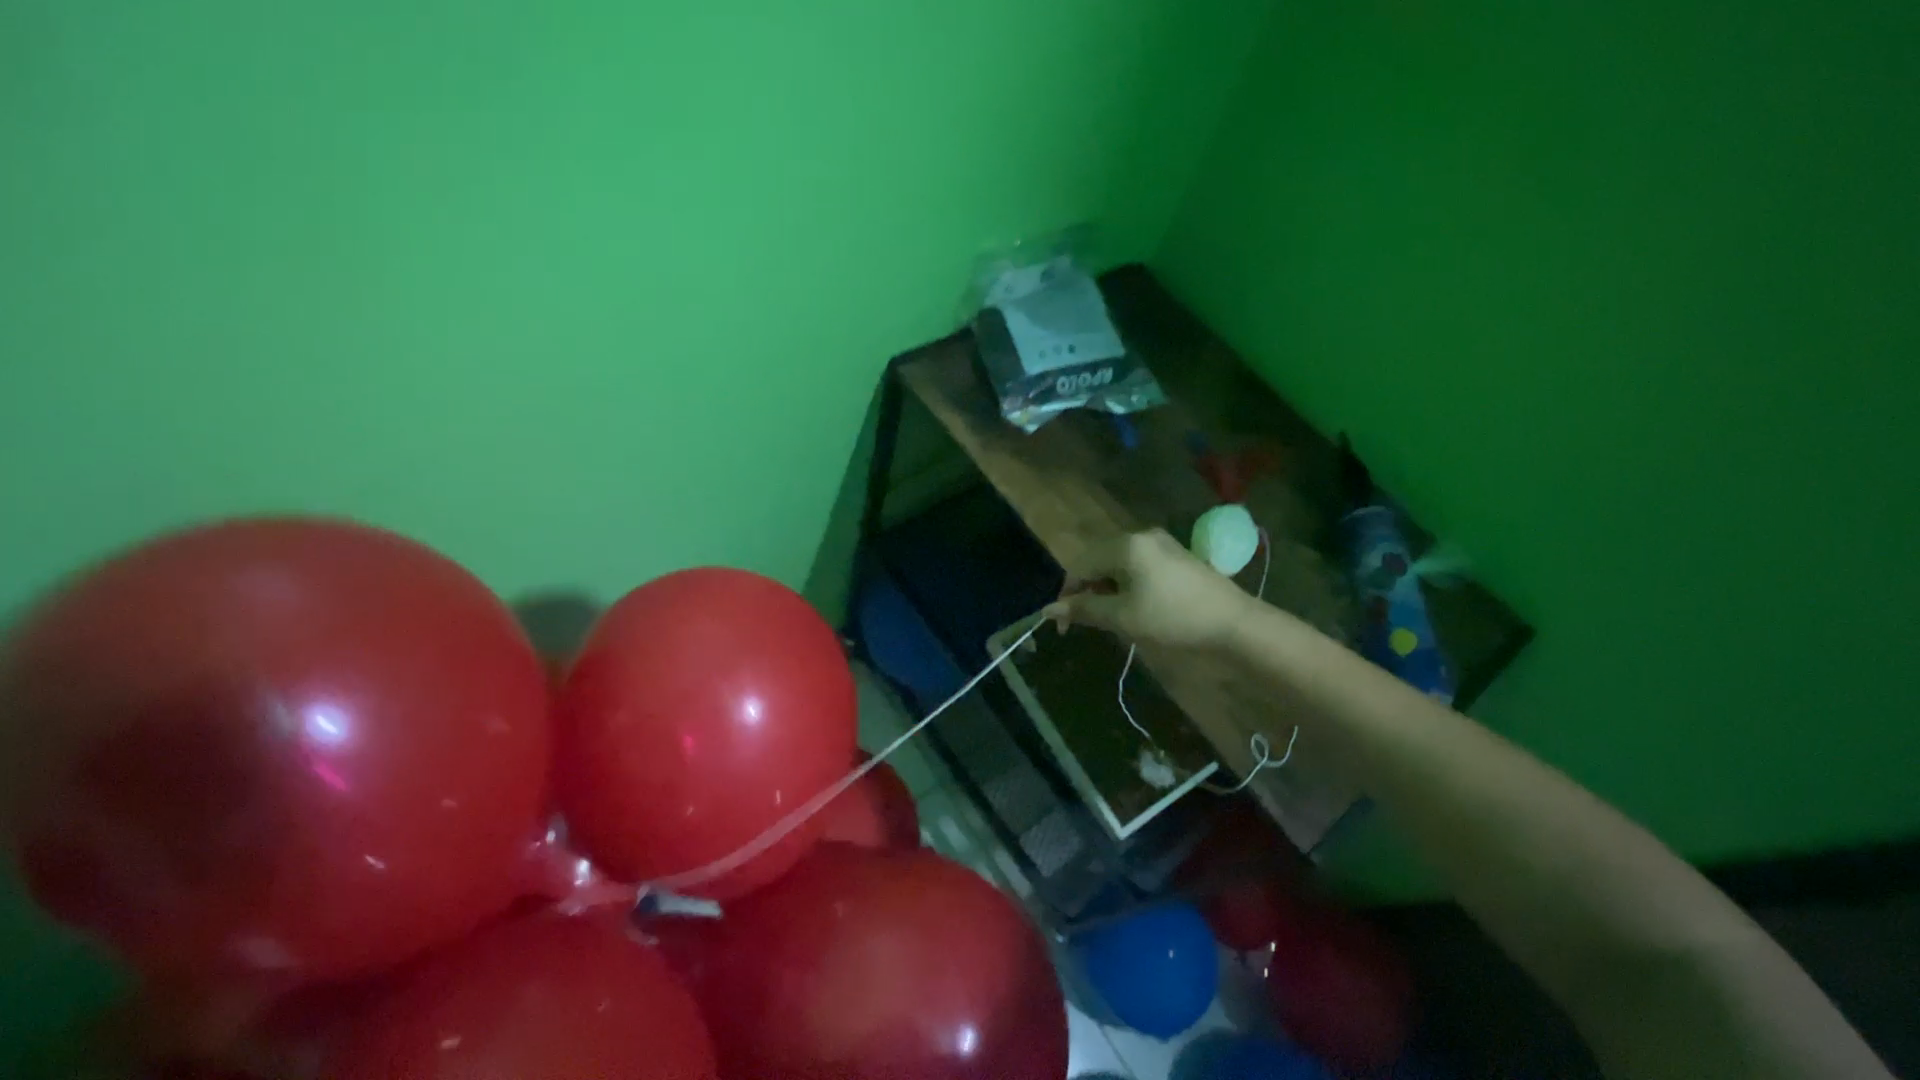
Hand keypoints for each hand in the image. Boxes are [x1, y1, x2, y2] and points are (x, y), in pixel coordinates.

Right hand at [1042, 530, 1256, 650]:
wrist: (1235, 626)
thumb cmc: (1173, 619)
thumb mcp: (1123, 618)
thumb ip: (1085, 610)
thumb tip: (1048, 609)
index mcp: (1125, 545)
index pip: (1080, 565)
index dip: (1067, 595)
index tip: (1064, 627)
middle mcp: (1142, 536)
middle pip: (1099, 561)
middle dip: (1088, 593)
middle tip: (1089, 624)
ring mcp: (1164, 546)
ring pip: (1119, 566)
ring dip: (1108, 592)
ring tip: (1114, 620)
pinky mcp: (1179, 559)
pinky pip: (1140, 569)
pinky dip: (1128, 588)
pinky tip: (1137, 610)